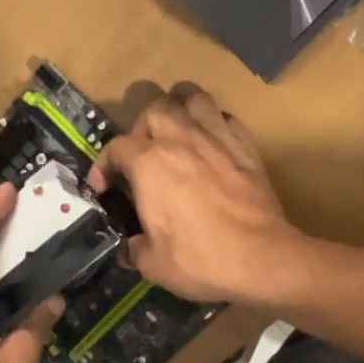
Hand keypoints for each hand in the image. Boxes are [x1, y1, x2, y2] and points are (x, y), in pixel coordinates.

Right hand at [89, 90, 301, 302]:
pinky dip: (215, 125)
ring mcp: (216, 138)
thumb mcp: (153, 264)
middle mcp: (180, 139)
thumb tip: (129, 248)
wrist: (260, 258)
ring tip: (178, 131)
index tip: (103, 187)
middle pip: (155, 108)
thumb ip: (134, 249)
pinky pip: (226, 118)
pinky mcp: (246, 146)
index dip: (104, 166)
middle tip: (144, 153)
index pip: (116, 148)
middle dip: (143, 127)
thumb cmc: (200, 260)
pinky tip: (212, 145)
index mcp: (149, 163)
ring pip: (193, 98)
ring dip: (181, 109)